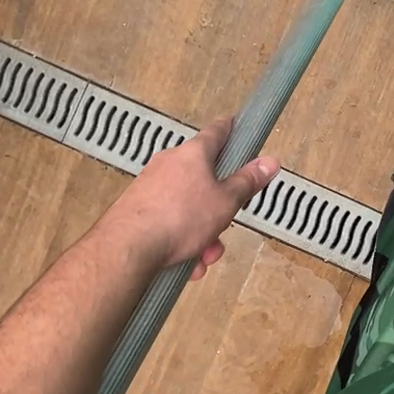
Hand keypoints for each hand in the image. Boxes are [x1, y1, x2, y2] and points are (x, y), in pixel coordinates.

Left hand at [98, 118, 278, 278]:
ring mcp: (148, 186)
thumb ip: (248, 182)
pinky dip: (179, 238)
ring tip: (204, 256)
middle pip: (205, 176)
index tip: (242, 130)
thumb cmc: (180, 219)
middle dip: (220, 204)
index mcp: (193, 154)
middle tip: (226, 225)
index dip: (233, 130)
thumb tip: (271, 161)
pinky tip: (185, 263)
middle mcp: (169, 163)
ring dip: (201, 229)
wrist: (122, 252)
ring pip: (187, 204)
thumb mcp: (226, 202)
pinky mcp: (134, 210)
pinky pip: (167, 219)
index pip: (218, 131)